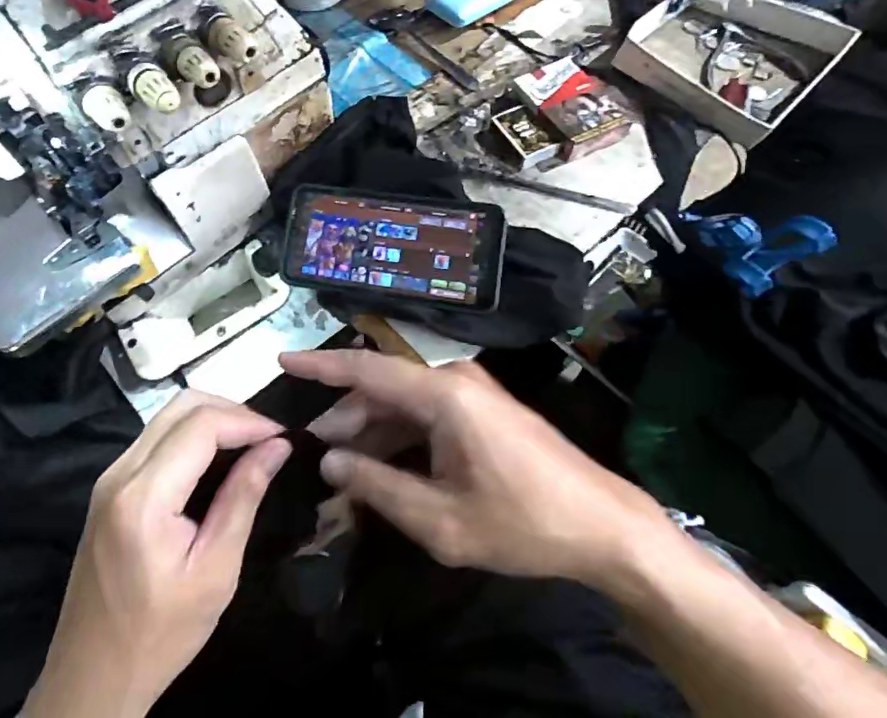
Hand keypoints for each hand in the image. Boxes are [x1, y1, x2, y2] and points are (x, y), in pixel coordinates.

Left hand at [23, 391, 290, 717]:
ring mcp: (109, 476)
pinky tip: (217, 458)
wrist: (92, 675)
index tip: (283, 436)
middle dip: (230, 410)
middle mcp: (120, 472)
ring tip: (250, 444)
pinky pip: (154, 439)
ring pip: (166, 417)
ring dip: (210, 419)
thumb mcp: (215, 572)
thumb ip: (243, 499)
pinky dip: (190, 435)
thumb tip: (276, 447)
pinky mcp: (108, 486)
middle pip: (180, 406)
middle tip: (268, 437)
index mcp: (144, 496)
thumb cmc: (160, 634)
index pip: (200, 425)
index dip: (247, 420)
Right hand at [280, 350, 683, 600]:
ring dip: (371, 429)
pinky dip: (399, 435)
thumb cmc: (522, 522)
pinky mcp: (481, 410)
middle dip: (345, 416)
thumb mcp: (440, 519)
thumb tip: (329, 461)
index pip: (367, 369)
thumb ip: (377, 486)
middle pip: (382, 388)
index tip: (283, 360)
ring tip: (341, 463)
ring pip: (403, 401)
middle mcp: (454, 380)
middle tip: (312, 448)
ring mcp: (471, 393)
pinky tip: (382, 464)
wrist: (603, 527)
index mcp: (443, 395)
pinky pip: (426, 412)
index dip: (321, 366)